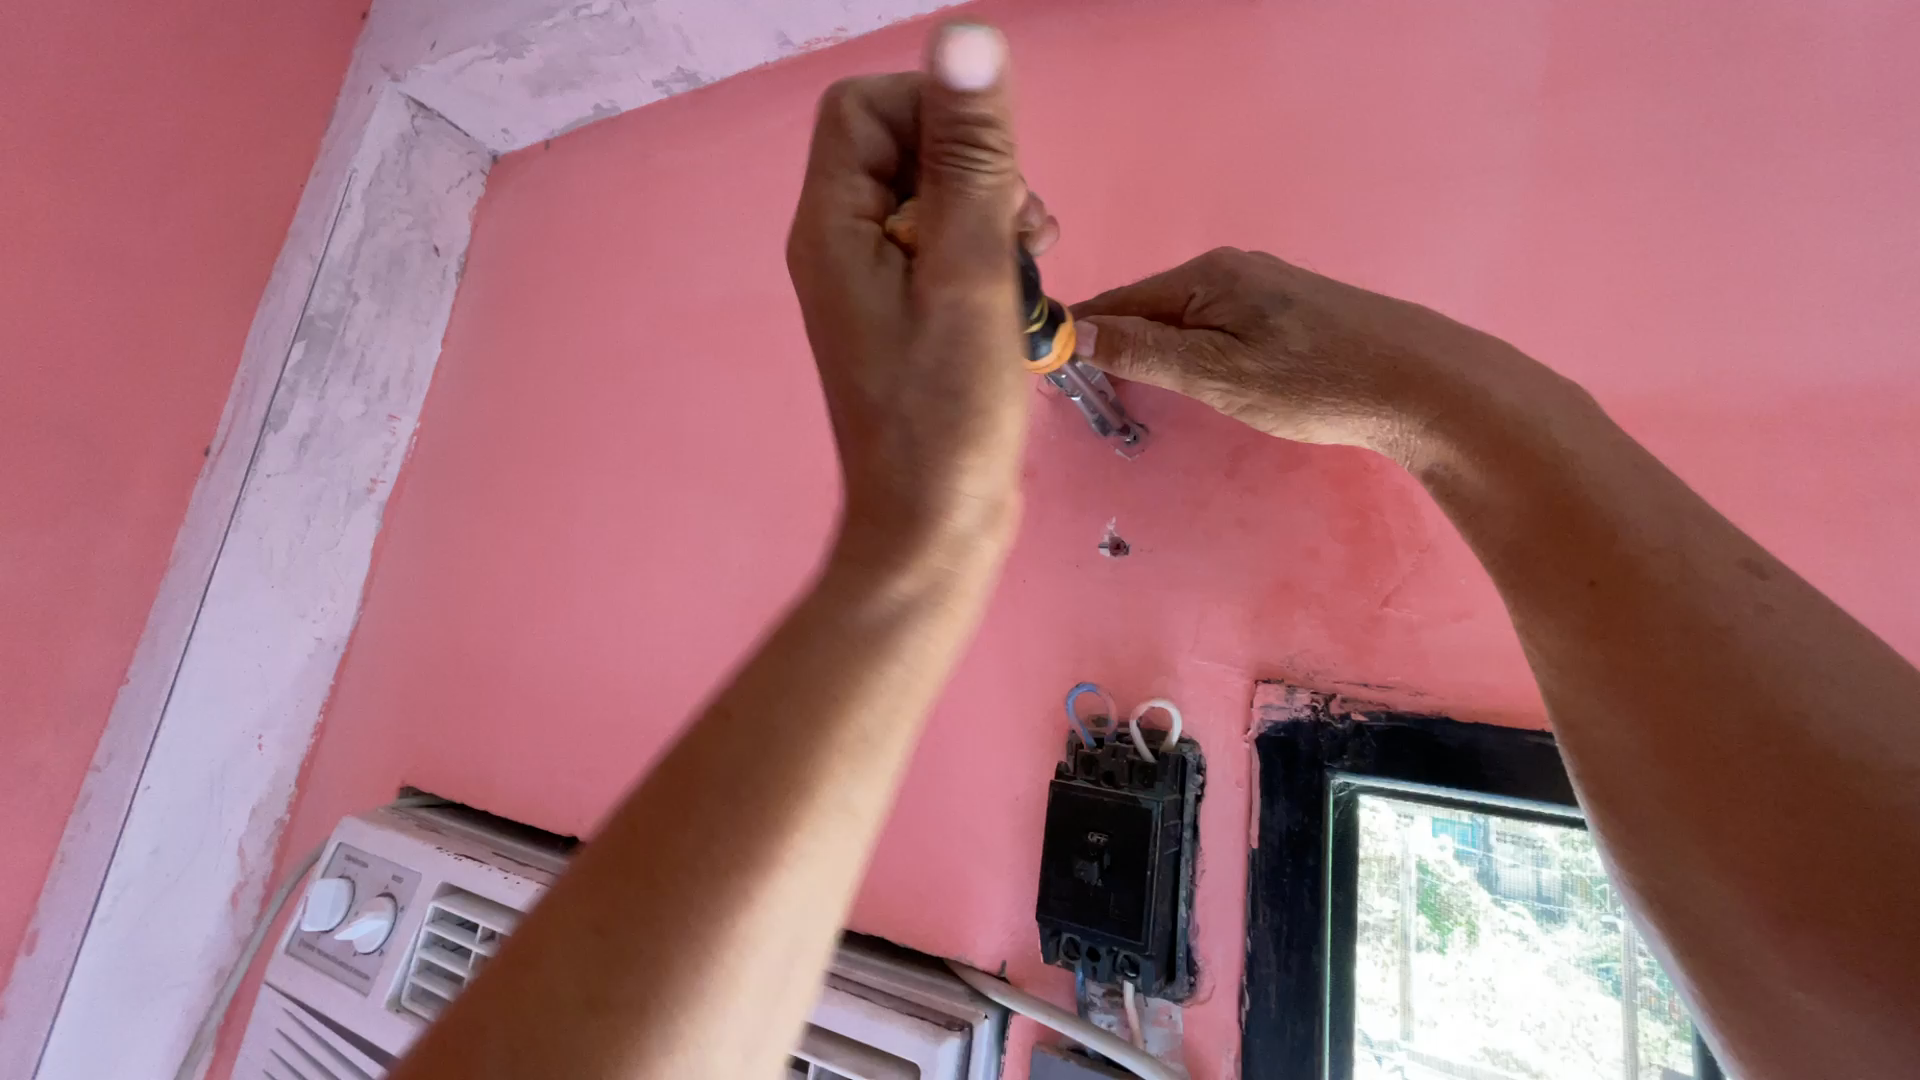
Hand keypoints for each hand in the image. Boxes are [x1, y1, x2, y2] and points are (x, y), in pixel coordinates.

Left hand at [787, 22, 1055, 572]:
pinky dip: (990, 262)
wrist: (936, 526)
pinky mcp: (910, 324)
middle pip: (905, 151)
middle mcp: (845, 252)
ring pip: (936, 204)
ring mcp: (878, 292)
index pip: (865, 109)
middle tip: (1024, 232)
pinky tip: (1022, 297)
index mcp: (835, 230)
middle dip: (977, 172)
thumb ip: (970, 160)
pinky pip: (947, 258)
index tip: (992, 172)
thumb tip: (966, 37)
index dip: (934, 115)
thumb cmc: (949, 417)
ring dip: (995, 218)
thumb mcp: (969, 276)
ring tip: (1033, 266)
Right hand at [1070, 247, 1558, 465]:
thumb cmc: (1308, 383)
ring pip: (1178, 317)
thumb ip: (1141, 351)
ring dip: (1147, 348)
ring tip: (1126, 388)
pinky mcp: (1282, 309)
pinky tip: (1186, 374)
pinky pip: (1209, 324)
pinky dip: (1183, 349)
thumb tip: (1073, 330)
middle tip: (1085, 391)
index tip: (1047, 367)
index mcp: (1204, 275)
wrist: (1418, 385)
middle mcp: (1227, 268)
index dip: (1079, 332)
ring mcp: (1258, 286)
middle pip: (1146, 306)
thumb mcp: (1213, 373)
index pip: (1117, 300)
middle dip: (1111, 342)